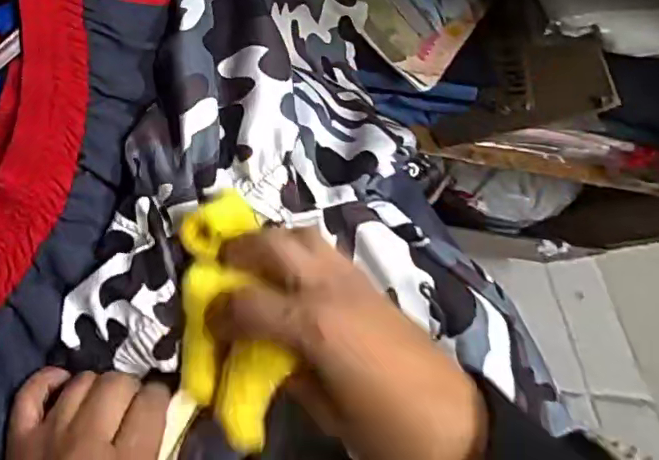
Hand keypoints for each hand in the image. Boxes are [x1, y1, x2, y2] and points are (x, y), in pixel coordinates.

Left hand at [9, 369, 171, 459]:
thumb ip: (164, 458)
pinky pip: (32, 391)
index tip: (158, 410)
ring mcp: (49, 437)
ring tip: (99, 409)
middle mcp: (88, 442)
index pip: (153, 398)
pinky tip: (63, 390)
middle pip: (118, 382)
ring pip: (82, 381)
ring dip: (95, 390)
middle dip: (129, 392)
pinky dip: (47, 383)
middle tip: (128, 413)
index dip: (159, 400)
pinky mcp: (18, 442)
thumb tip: (186, 423)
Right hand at [210, 227, 487, 459]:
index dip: (220, 310)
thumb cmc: (384, 425)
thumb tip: (257, 353)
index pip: (249, 303)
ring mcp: (350, 275)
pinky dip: (299, 248)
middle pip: (273, 246)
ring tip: (254, 260)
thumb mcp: (327, 412)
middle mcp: (328, 286)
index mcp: (314, 324)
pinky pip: (324, 247)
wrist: (452, 417)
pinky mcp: (367, 277)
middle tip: (219, 265)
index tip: (206, 317)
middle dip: (239, 250)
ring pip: (301, 234)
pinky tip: (292, 270)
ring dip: (271, 240)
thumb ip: (287, 373)